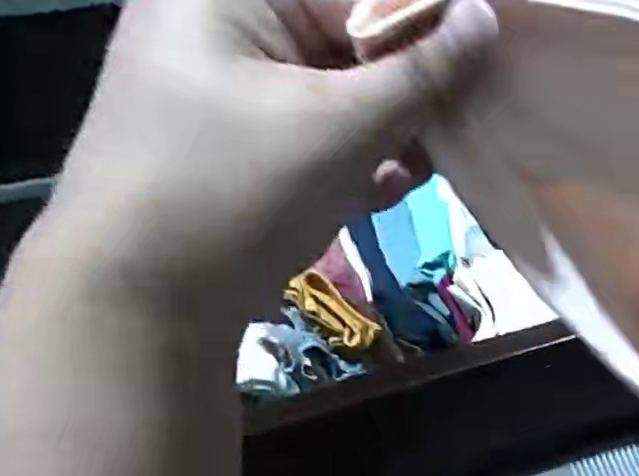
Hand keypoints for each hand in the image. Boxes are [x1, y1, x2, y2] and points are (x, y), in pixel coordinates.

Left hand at [37, 0, 495, 318]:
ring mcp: (243, 91)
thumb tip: (485, 17)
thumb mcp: (341, 126)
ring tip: (414, 172)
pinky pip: (326, 139)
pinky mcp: (256, 148)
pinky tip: (380, 192)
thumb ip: (419, 76)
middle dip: (410, 93)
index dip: (425, 29)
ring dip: (393, 136)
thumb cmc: (241, 184)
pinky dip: (361, 164)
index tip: (482, 69)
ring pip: (348, 98)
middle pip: (354, 44)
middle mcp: (235, 27)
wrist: (153, 286)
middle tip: (455, 131)